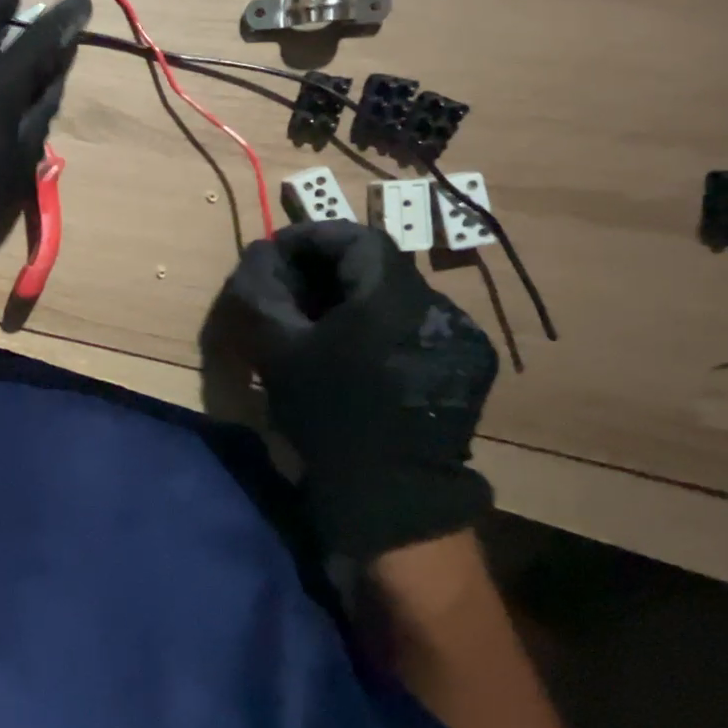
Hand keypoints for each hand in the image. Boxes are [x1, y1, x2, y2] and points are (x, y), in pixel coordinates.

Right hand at [219, 221, 499, 558]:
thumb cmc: (327, 413)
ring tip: (318, 324)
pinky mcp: (469, 367)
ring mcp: (461, 338)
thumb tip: (258, 254)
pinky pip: (416, 325)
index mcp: (393, 298)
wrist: (391, 491)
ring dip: (354, 297)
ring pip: (397, 296)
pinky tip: (355, 353)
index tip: (274, 255)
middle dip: (326, 268)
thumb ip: (261, 293)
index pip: (355, 237)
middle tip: (288, 289)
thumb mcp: (276, 349)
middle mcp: (439, 308)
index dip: (310, 237)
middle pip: (378, 265)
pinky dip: (380, 324)